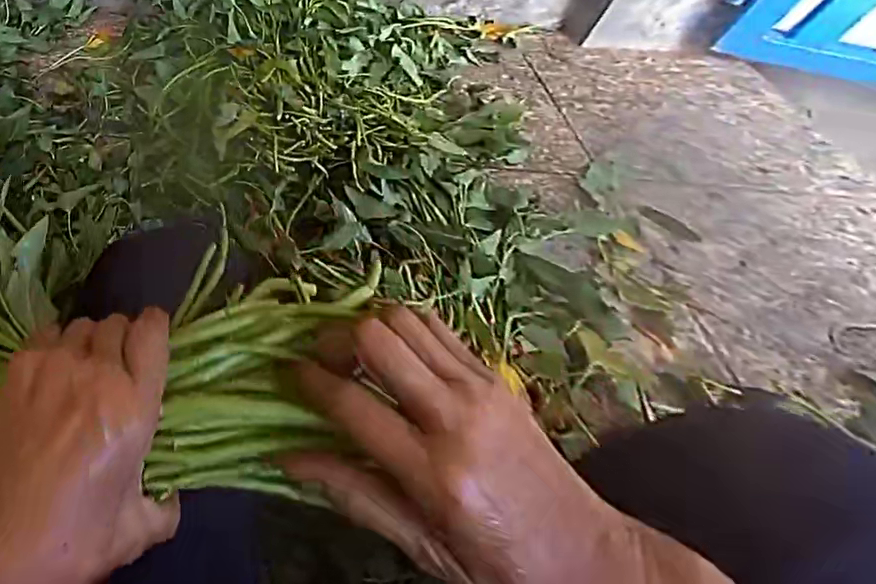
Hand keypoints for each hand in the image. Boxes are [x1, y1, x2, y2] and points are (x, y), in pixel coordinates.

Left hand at [0, 310, 179, 583]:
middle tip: (114, 368)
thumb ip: (161, 508)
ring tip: (81, 369)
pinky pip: (48, 332)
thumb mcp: (131, 533)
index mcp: (132, 407)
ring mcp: (54, 364)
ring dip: (88, 341)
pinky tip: (51, 371)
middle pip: (115, 324)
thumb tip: (169, 495)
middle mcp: (97, 374)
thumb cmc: (69, 539)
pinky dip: (55, 343)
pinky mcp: (20, 365)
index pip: (151, 334)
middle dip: (120, 340)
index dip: (155, 327)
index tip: (152, 334)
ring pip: (82, 326)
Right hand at [285, 306, 727, 583]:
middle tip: (321, 358)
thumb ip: (354, 494)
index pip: (351, 404)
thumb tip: (285, 458)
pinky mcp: (494, 374)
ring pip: (402, 318)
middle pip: (374, 339)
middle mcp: (455, 418)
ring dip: (366, 325)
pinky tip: (392, 348)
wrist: (590, 558)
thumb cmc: (500, 564)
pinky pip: (434, 323)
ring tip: (353, 351)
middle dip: (333, 338)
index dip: (308, 380)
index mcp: (435, 474)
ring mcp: (480, 388)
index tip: (288, 373)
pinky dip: (400, 323)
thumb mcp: (424, 547)